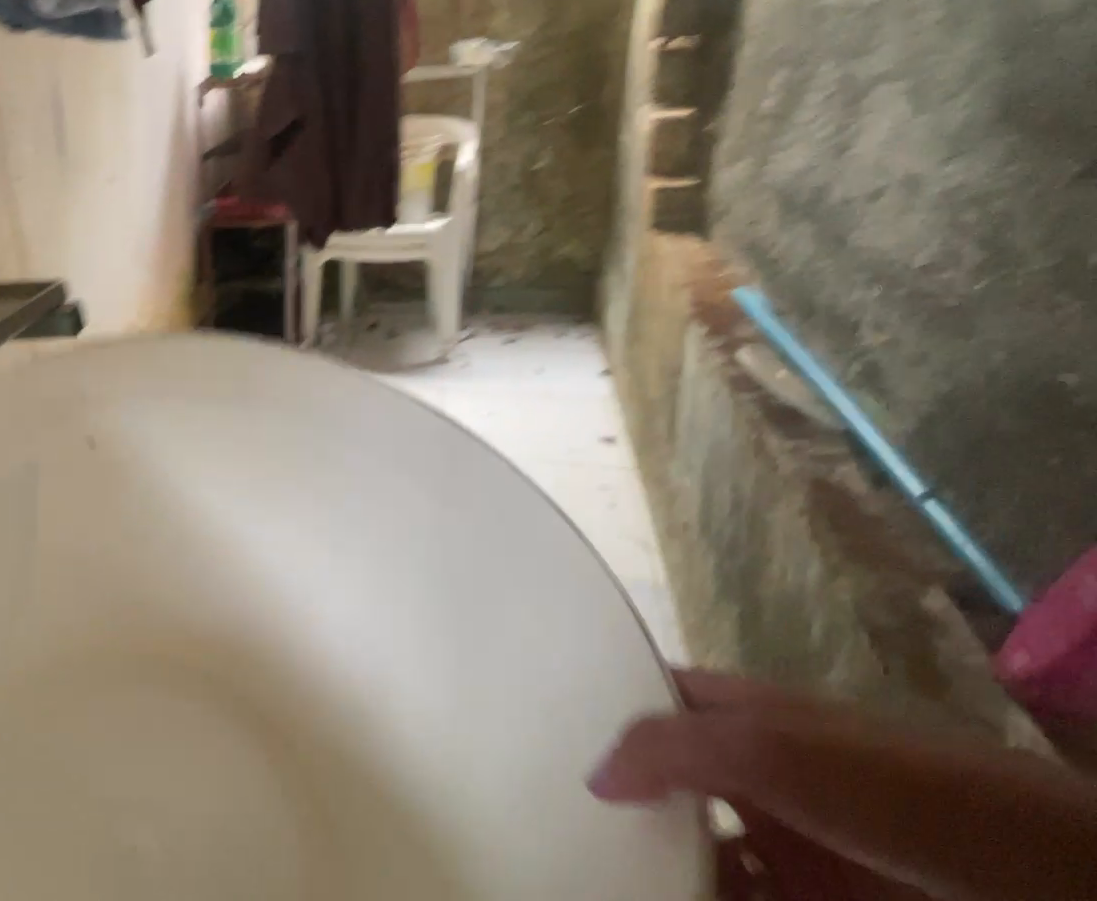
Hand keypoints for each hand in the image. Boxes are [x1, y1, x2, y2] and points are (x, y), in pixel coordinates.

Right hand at [589, 669, 1096, 899]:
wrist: (1038, 878)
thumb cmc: (896, 788)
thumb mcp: (775, 747)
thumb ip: (673, 744)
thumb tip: (594, 775)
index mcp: (742, 716)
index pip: (650, 698)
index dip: (599, 705)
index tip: (541, 727)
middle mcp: (754, 772)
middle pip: (664, 778)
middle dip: (615, 795)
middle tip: (549, 807)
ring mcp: (785, 840)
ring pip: (694, 845)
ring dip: (649, 859)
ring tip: (586, 866)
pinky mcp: (809, 895)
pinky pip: (731, 891)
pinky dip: (692, 892)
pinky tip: (655, 893)